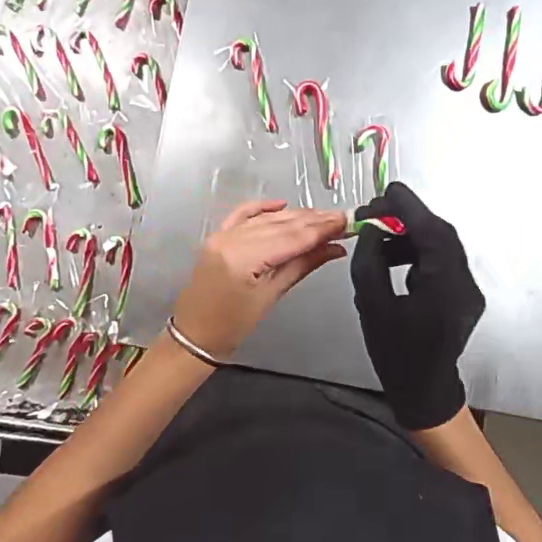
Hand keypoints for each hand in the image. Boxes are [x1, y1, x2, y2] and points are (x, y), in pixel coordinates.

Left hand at [171, 200, 347, 357]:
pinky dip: (263, 209)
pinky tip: (283, 205)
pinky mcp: (217, 238)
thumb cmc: (231, 326)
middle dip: (314, 221)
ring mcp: (222, 236)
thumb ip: (302, 265)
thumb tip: (333, 248)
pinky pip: (242, 216)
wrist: (194, 336)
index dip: (322, 228)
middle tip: (343, 219)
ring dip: (296, 216)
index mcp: (243, 257)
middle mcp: (231, 240)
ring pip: (266, 219)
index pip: (291, 237)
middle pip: (280, 225)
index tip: (347, 222)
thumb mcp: (270, 296)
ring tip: (324, 216)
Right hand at [349, 182, 484, 429]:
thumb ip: (370, 261)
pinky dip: (419, 254)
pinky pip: (443, 263)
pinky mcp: (463, 296)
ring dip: (411, 237)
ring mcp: (468, 289)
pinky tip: (395, 260)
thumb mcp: (372, 305)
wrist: (424, 390)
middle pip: (439, 235)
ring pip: (442, 248)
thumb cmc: (395, 353)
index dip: (408, 207)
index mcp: (445, 283)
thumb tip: (373, 230)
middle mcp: (465, 281)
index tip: (386, 191)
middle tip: (375, 214)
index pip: (430, 230)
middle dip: (407, 219)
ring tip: (379, 241)